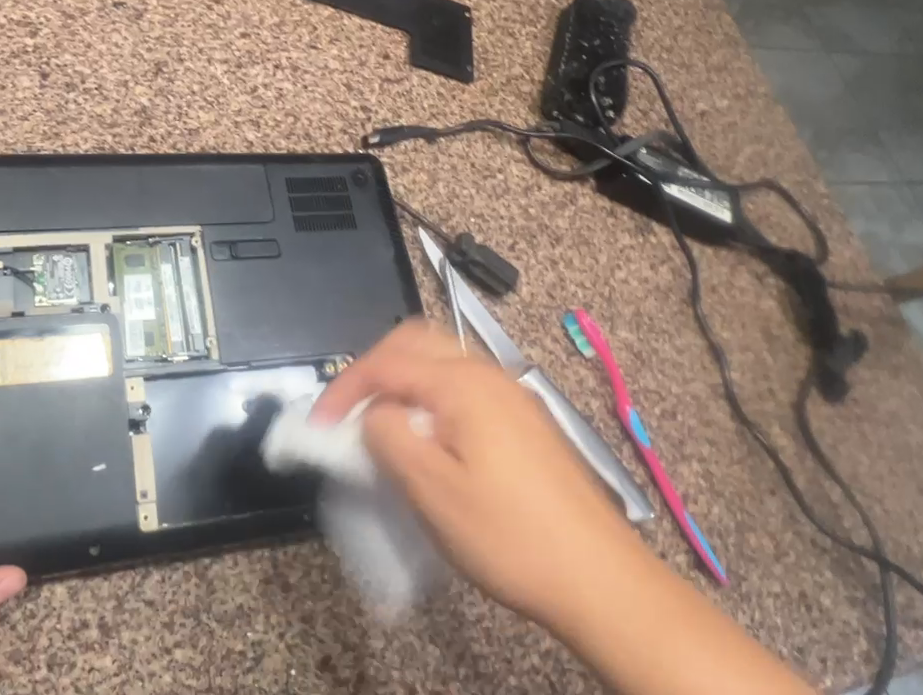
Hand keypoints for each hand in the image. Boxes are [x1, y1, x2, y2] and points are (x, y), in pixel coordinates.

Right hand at [312, 320, 643, 626]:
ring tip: (384, 427)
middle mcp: (489, 375)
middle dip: (374, 368)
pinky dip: (431, 398)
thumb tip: (373, 415)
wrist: (601, 580)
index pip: (385, 362)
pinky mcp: (526, 423)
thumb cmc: (510, 536)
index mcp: (462, 384)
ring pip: (442, 362)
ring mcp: (512, 397)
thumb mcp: (431, 490)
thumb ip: (388, 437)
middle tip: (351, 411)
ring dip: (404, 381)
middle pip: (416, 342)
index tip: (320, 425)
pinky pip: (464, 388)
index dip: (344, 388)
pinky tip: (430, 442)